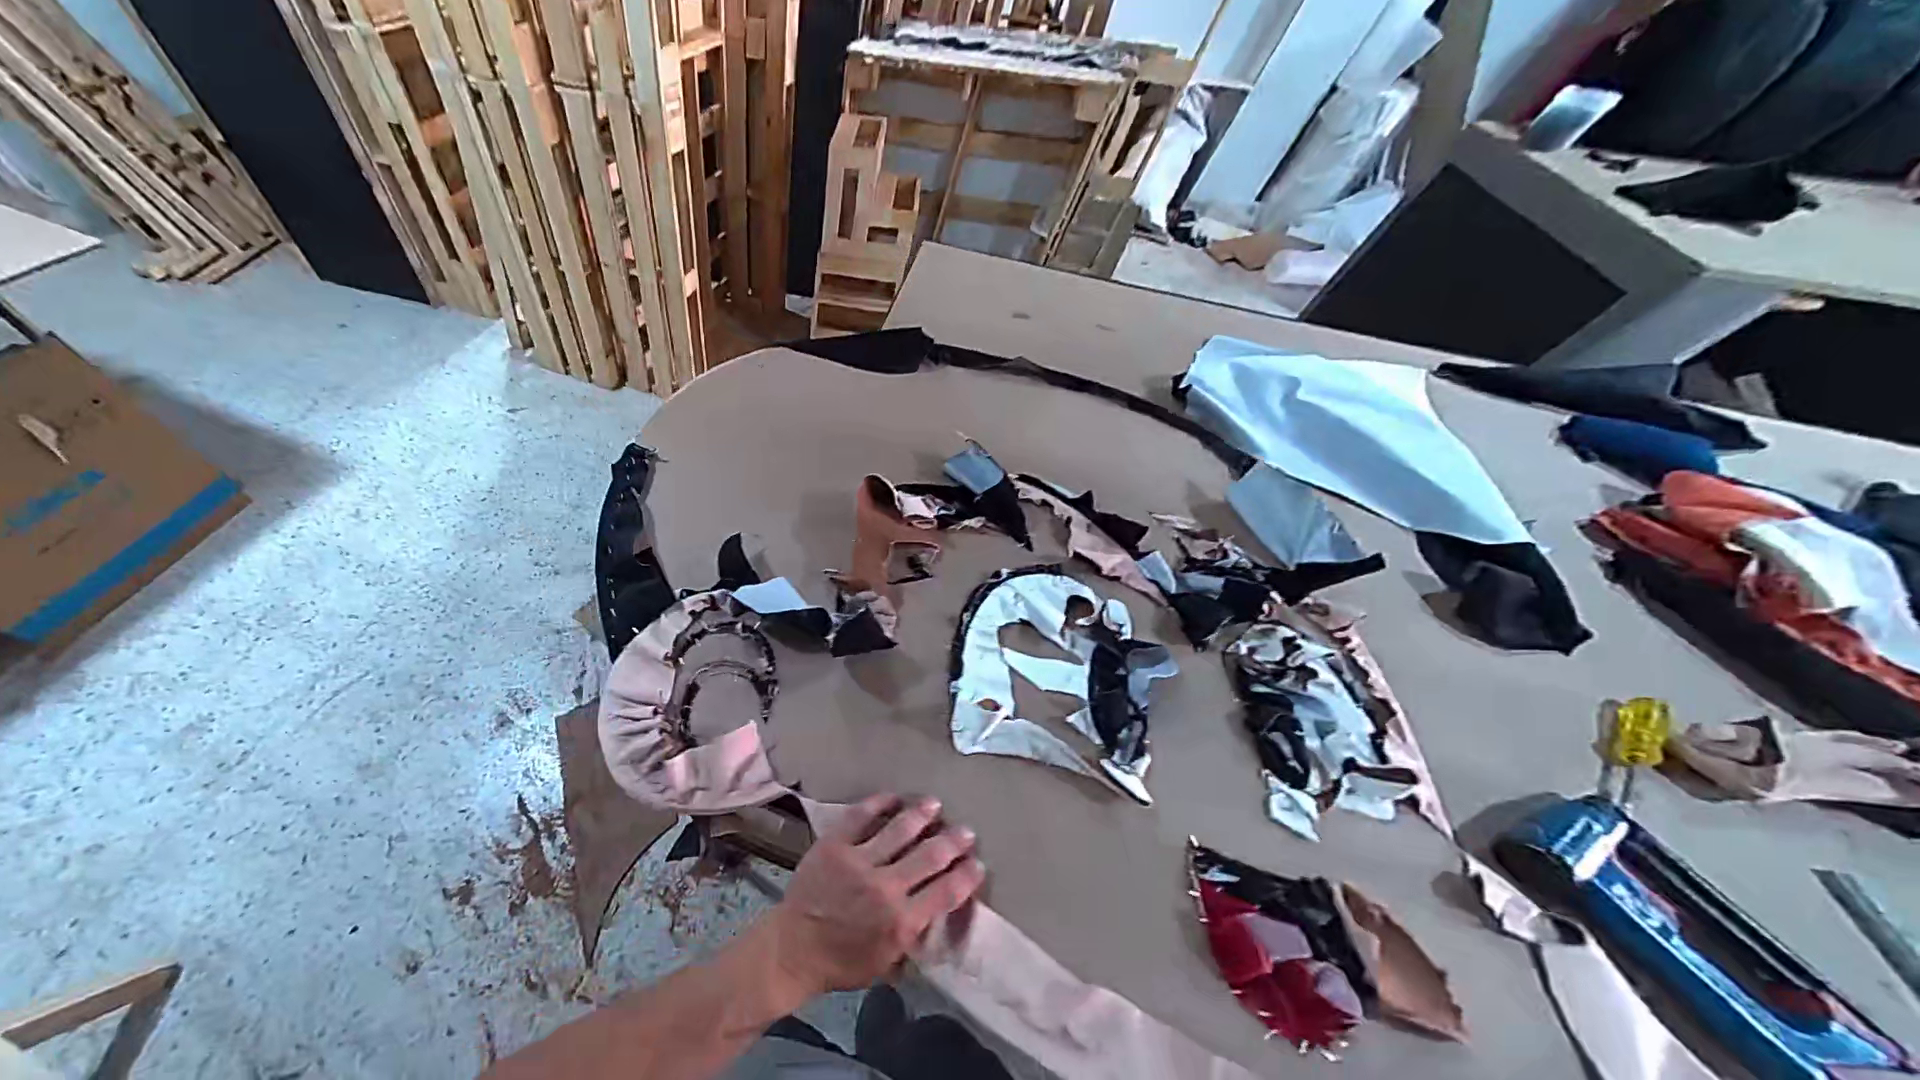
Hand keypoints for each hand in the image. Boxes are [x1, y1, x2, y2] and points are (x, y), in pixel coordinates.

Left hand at [762, 794, 985, 999]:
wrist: (793, 950)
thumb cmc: (842, 961)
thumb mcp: (887, 962)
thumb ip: (913, 935)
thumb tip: (937, 913)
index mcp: (901, 922)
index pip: (947, 891)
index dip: (967, 875)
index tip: (977, 863)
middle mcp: (885, 888)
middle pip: (931, 855)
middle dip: (954, 840)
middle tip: (966, 831)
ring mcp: (858, 863)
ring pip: (900, 829)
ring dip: (923, 814)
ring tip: (935, 805)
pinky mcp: (834, 845)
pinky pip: (861, 816)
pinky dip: (880, 803)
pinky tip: (894, 797)